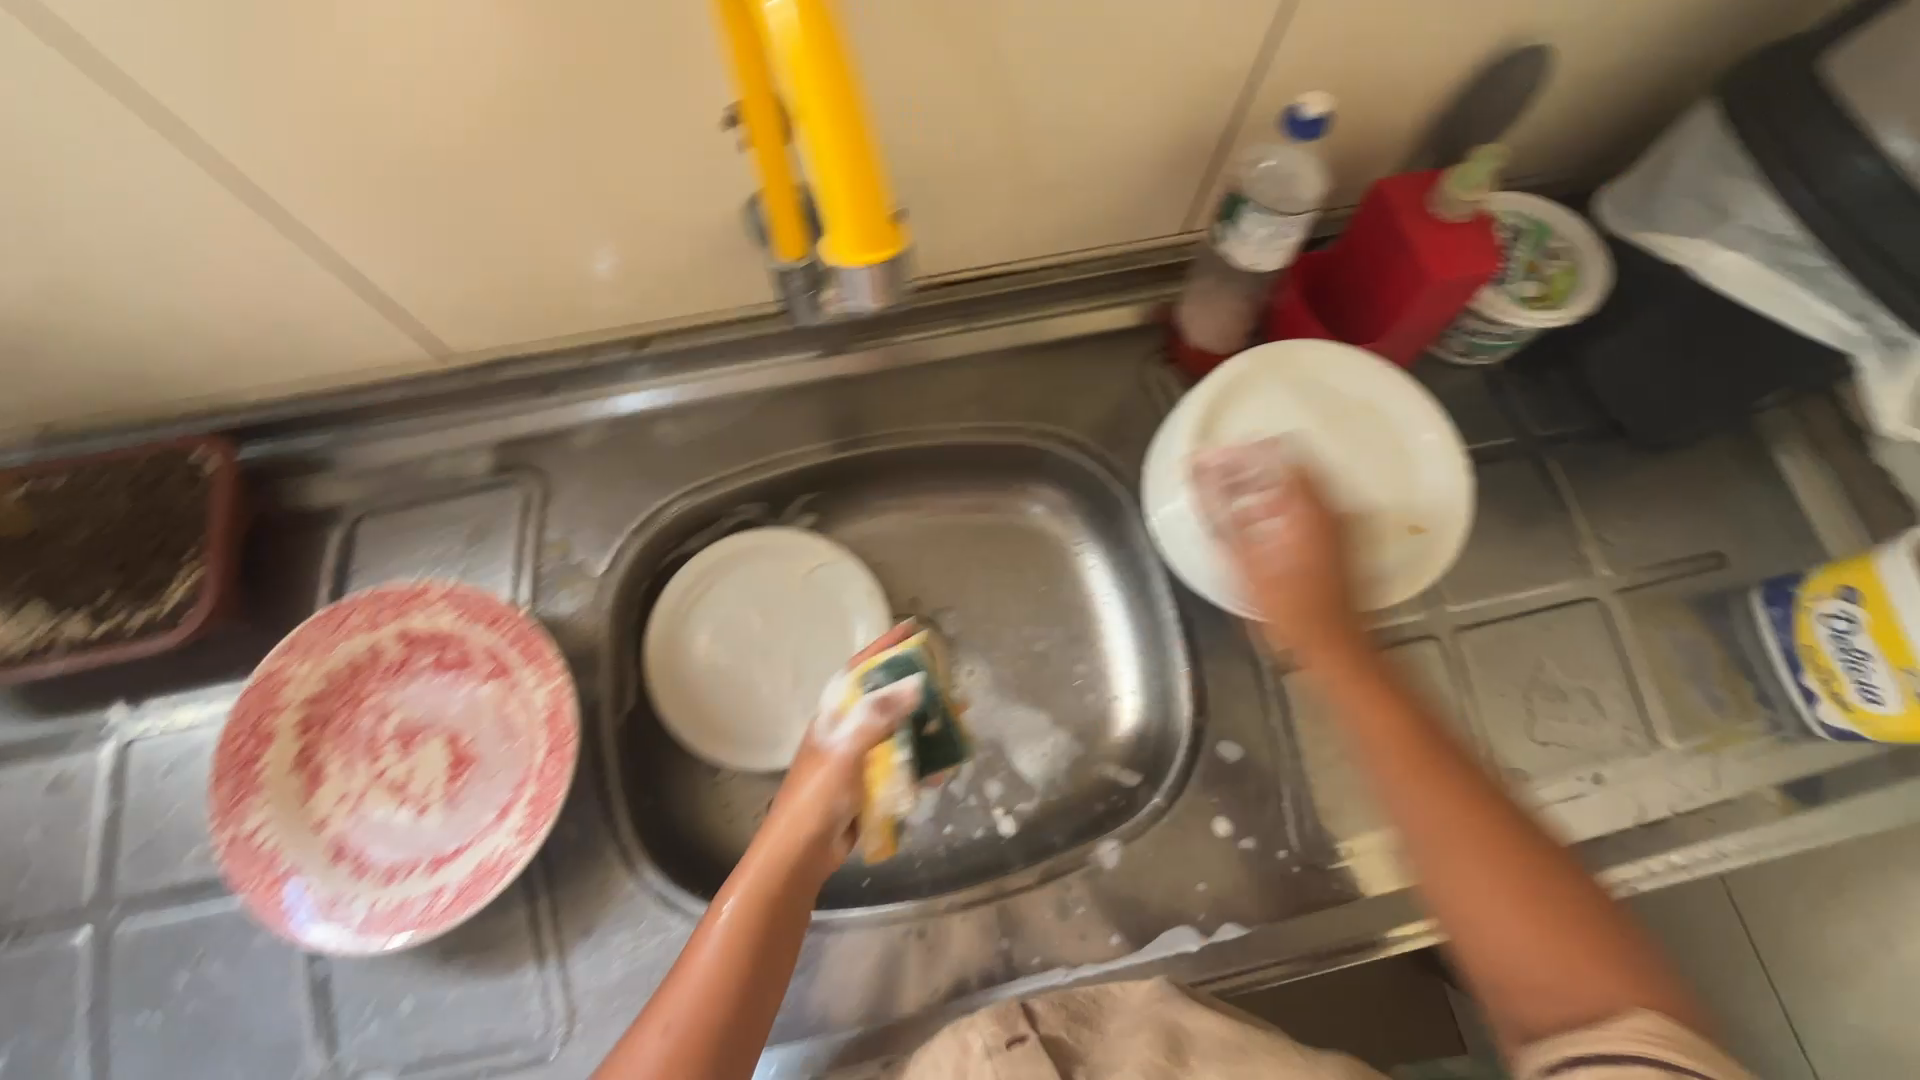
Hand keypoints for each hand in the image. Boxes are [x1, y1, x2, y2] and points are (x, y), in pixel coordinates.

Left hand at [761, 621, 924, 876]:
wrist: (801, 853)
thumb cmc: (817, 797)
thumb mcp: (847, 751)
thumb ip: (879, 716)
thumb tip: (915, 684)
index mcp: (835, 716)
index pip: (861, 670)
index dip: (885, 648)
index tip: (912, 629)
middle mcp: (848, 730)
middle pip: (886, 699)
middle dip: (917, 688)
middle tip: (948, 679)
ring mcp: (860, 758)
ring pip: (900, 732)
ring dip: (927, 726)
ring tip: (957, 720)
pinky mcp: (870, 785)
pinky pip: (903, 766)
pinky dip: (923, 764)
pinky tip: (944, 768)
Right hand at [1191, 438, 1366, 662]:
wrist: (1334, 646)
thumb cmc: (1289, 609)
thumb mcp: (1241, 558)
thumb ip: (1217, 510)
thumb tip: (1198, 470)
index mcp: (1308, 504)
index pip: (1275, 451)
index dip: (1241, 450)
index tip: (1217, 456)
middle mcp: (1334, 506)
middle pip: (1292, 465)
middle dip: (1253, 467)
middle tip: (1223, 477)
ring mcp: (1345, 523)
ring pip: (1303, 486)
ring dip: (1269, 488)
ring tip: (1239, 502)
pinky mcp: (1348, 539)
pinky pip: (1314, 507)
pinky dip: (1286, 506)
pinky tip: (1265, 527)